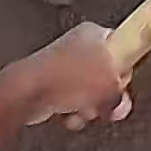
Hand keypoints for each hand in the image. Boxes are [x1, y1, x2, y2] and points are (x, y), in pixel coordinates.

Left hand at [0, 22, 132, 130]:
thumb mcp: (110, 83)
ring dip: (91, 106)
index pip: (123, 48)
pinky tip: (69, 116)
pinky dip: (74, 111)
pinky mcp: (52, 83)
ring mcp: (63, 65)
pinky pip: (73, 100)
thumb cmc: (65, 79)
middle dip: (107, 94)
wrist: (26, 93)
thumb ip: (123, 91)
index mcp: (93, 34)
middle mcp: (77, 45)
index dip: (125, 70)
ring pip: (90, 90)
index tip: (122, 83)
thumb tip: (122, 100)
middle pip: (107, 73)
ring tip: (84, 110)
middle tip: (106, 103)